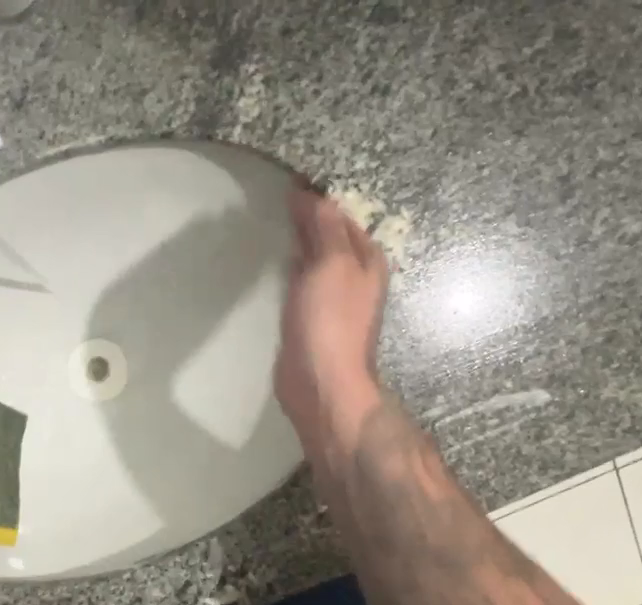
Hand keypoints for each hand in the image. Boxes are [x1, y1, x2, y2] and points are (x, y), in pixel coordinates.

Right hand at [276, 187, 389, 445]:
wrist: (321, 385)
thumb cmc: (331, 322)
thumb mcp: (332, 263)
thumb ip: (324, 226)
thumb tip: (311, 195)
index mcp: (367, 259)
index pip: (341, 216)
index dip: (317, 199)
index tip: (287, 184)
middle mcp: (354, 276)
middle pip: (329, 237)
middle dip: (308, 219)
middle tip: (276, 201)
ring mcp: (332, 300)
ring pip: (315, 260)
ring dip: (299, 243)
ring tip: (274, 225)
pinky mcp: (310, 320)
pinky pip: (300, 284)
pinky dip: (291, 269)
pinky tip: (277, 264)